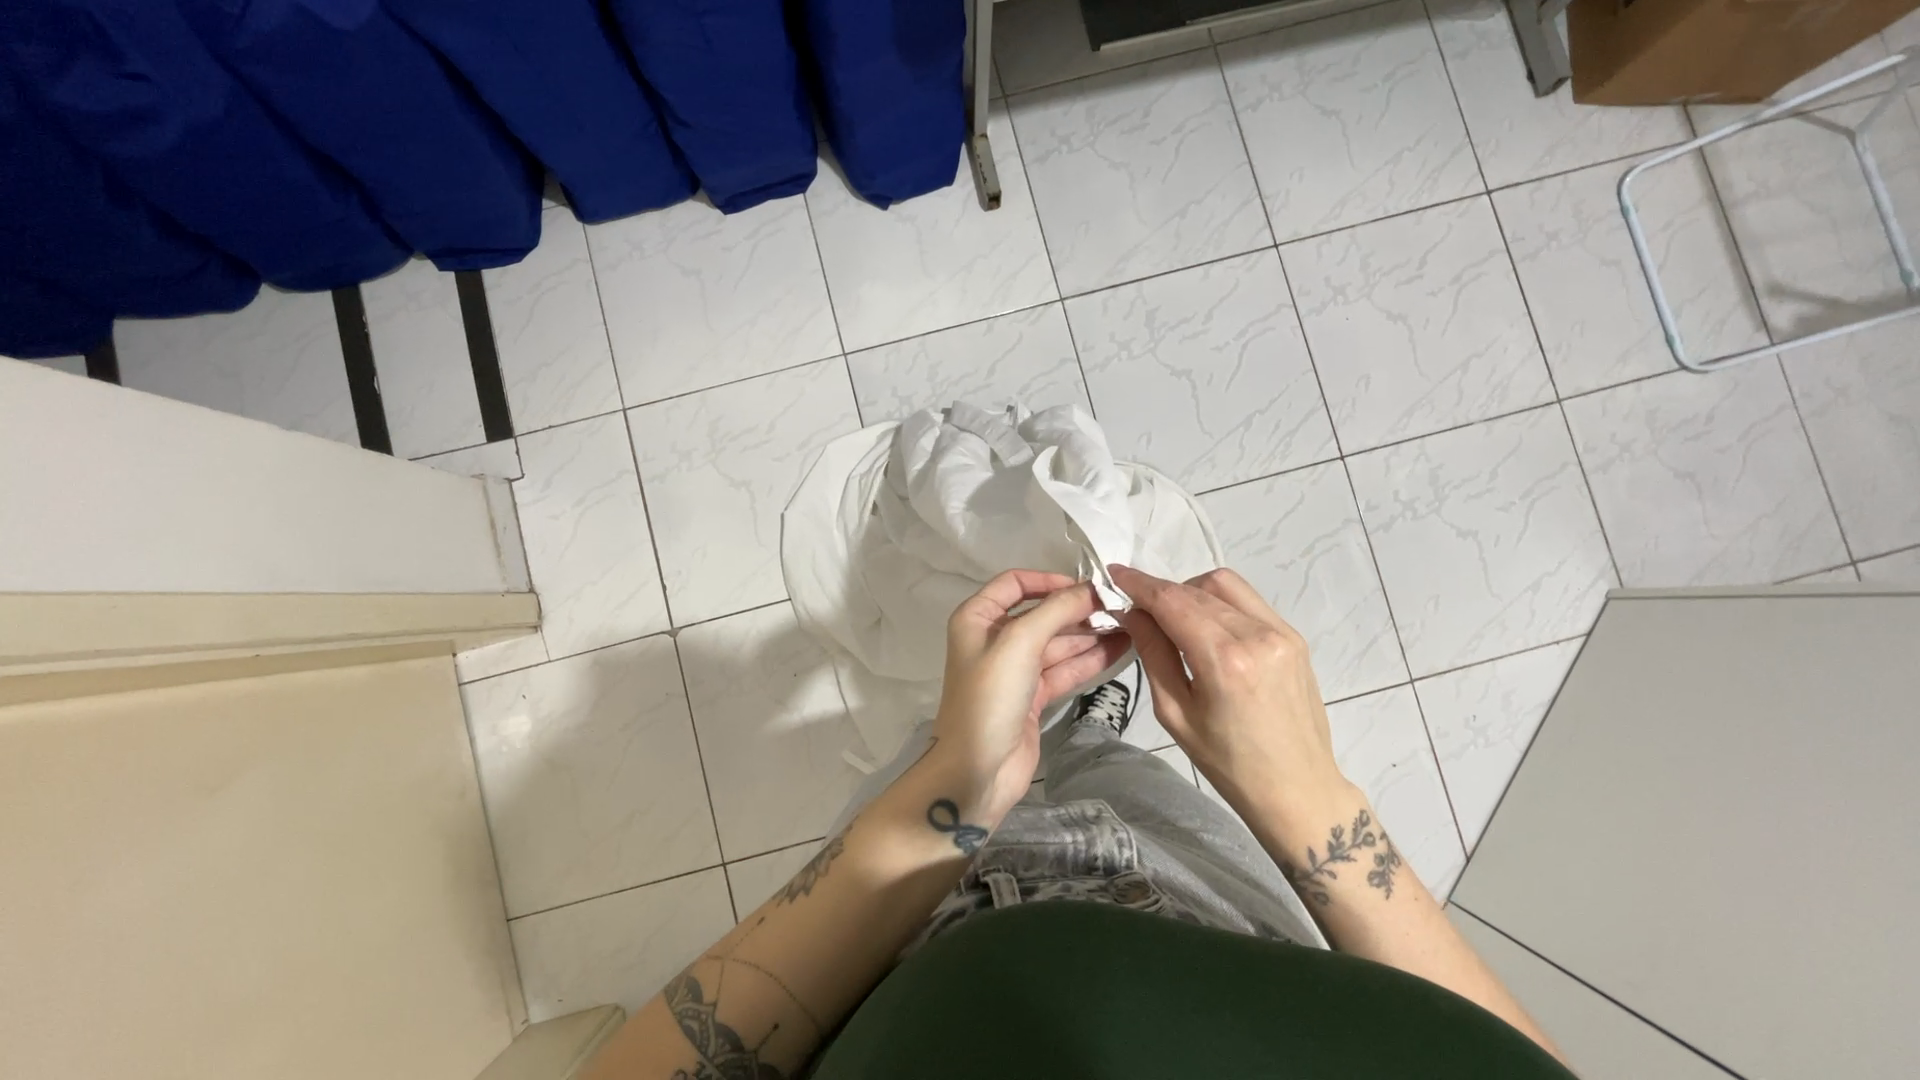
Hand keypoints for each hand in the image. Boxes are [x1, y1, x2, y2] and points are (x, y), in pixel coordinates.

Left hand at [931, 570, 1131, 822]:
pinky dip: (1089, 660)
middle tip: (1122, 608)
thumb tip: (1093, 589)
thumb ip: (1057, 610)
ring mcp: (1015, 670)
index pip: (1015, 583)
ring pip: (1058, 643)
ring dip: (1090, 634)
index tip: (1088, 586)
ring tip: (1132, 626)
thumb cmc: (990, 696)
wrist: (977, 769)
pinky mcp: (1033, 697)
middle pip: (1042, 613)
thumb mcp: (1020, 642)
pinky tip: (1121, 650)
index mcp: (977, 618)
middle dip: (1079, 610)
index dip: (1050, 580)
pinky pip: (1064, 669)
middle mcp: (994, 639)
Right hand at [1109, 564, 1356, 822]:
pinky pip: (1246, 600)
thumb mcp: (1175, 714)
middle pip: (1195, 589)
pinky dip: (1217, 602)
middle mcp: (1257, 635)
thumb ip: (1153, 655)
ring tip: (1173, 620)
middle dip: (1161, 592)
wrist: (1297, 787)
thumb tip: (1133, 613)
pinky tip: (1206, 628)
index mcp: (1225, 660)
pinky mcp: (1293, 636)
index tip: (1115, 574)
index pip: (1173, 602)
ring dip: (1190, 591)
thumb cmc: (1228, 763)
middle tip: (1138, 611)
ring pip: (1223, 585)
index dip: (1140, 584)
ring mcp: (1281, 632)